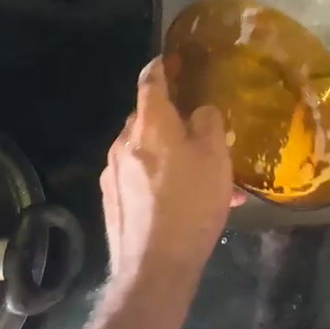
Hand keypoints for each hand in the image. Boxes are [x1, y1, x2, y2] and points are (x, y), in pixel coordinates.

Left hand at [100, 59, 241, 292]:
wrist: (155, 269)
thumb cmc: (191, 203)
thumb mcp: (216, 156)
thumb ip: (208, 122)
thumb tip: (199, 111)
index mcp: (150, 124)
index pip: (151, 79)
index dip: (163, 65)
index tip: (173, 59)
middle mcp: (124, 142)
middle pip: (148, 117)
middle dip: (173, 118)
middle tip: (202, 130)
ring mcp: (113, 174)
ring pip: (146, 150)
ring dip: (171, 153)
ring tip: (204, 176)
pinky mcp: (113, 202)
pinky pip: (141, 177)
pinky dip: (161, 178)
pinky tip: (187, 201)